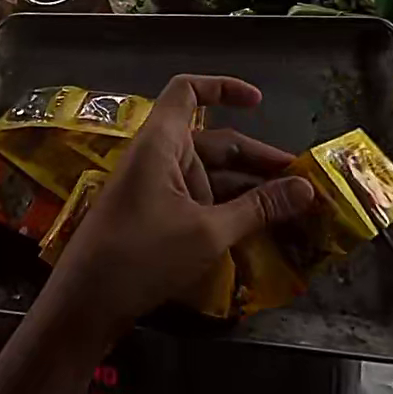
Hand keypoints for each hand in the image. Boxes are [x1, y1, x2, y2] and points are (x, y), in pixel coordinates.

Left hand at [41, 75, 315, 339]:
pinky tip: (261, 226)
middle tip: (302, 181)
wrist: (85, 305)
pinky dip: (230, 208)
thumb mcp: (208, 232)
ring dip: (249, 188)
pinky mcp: (158, 215)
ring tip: (292, 207)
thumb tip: (307, 189)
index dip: (223, 88)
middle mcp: (160, 157)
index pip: (188, 91)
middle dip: (258, 159)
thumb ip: (259, 209)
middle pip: (215, 142)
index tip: (259, 103)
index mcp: (162, 142)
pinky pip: (201, 200)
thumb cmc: (142, 256)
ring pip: (211, 175)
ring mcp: (158, 187)